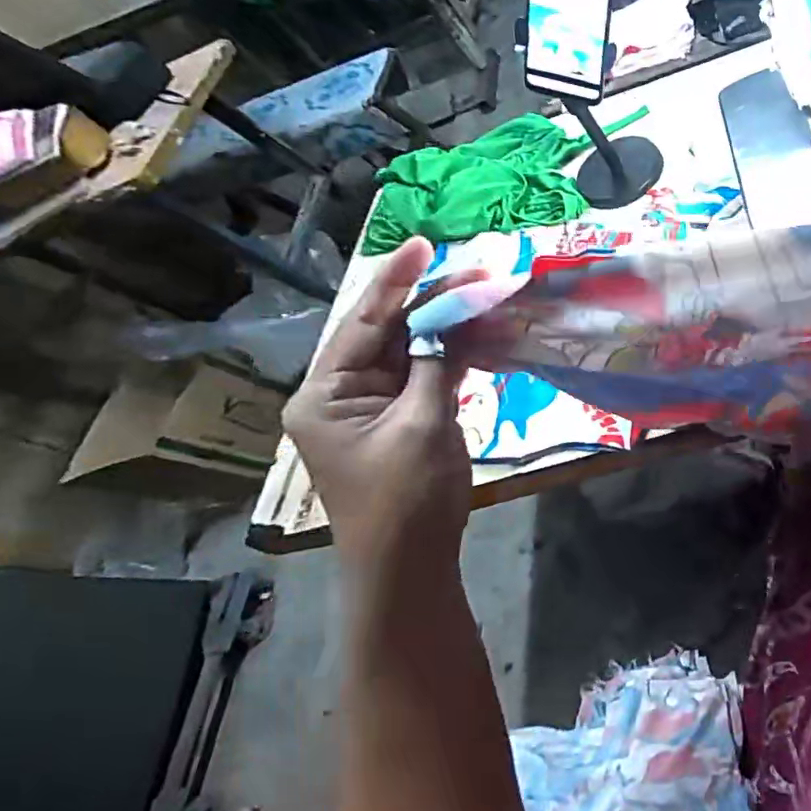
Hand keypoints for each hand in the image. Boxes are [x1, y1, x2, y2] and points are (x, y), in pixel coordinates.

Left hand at [282, 238, 484, 559]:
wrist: (410, 565)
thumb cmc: (405, 499)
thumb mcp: (423, 426)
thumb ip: (436, 365)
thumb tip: (455, 317)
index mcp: (325, 394)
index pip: (363, 323)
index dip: (396, 283)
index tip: (423, 245)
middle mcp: (344, 392)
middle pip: (390, 333)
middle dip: (432, 302)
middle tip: (475, 271)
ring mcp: (378, 405)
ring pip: (414, 351)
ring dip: (449, 326)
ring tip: (486, 295)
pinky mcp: (407, 418)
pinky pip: (430, 374)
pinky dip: (455, 355)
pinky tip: (482, 333)